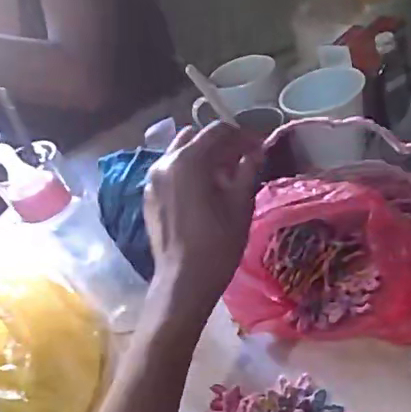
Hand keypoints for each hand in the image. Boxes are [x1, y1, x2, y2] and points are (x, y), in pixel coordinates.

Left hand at [143, 122, 262, 323]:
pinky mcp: (150, 197)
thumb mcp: (240, 206)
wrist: (184, 280)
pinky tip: (205, 193)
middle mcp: (165, 162)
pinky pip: (171, 172)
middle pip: (195, 138)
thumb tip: (256, 152)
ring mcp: (153, 180)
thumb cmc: (217, 244)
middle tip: (243, 160)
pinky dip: (189, 173)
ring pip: (180, 154)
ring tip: (224, 177)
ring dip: (203, 157)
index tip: (260, 146)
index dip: (243, 135)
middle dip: (220, 144)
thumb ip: (247, 172)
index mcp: (188, 160)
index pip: (218, 131)